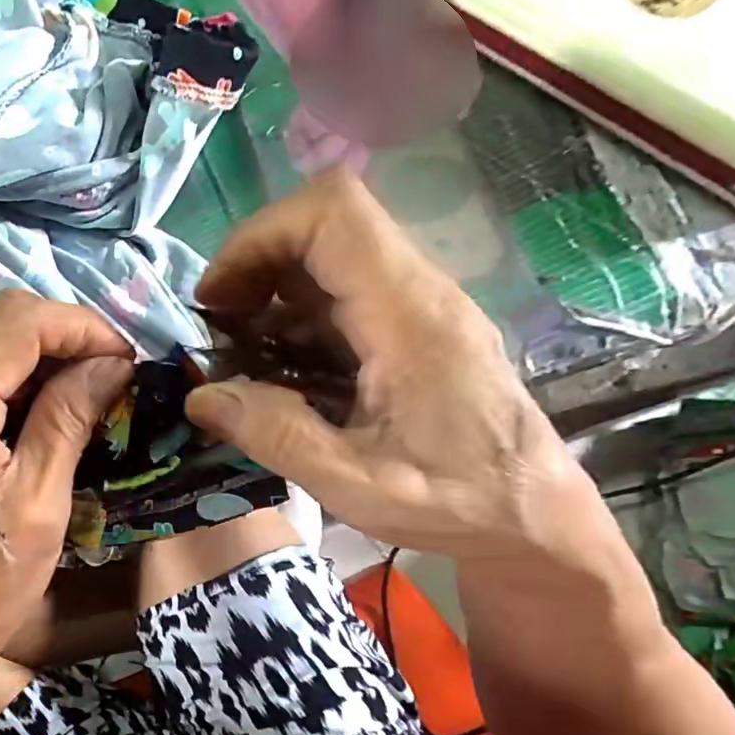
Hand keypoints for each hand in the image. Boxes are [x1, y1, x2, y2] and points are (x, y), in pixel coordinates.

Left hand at [0, 292, 132, 734]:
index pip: (14, 324)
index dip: (77, 325)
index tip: (124, 356)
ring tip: (89, 400)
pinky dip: (9, 394)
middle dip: (62, 344)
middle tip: (114, 379)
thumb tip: (111, 362)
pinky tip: (43, 420)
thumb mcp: (39, 505)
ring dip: (38, 369)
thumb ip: (68, 420)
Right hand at [185, 171, 607, 564]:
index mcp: (410, 317)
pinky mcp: (408, 330)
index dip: (258, 237)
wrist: (533, 518)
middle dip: (252, 265)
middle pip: (324, 226)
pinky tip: (272, 371)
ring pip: (327, 258)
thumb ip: (278, 437)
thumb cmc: (456, 503)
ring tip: (235, 354)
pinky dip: (289, 318)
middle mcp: (417, 294)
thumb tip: (200, 396)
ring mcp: (415, 308)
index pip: (333, 216)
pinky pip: (338, 295)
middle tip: (216, 328)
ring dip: (267, 292)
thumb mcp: (358, 487)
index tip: (216, 298)